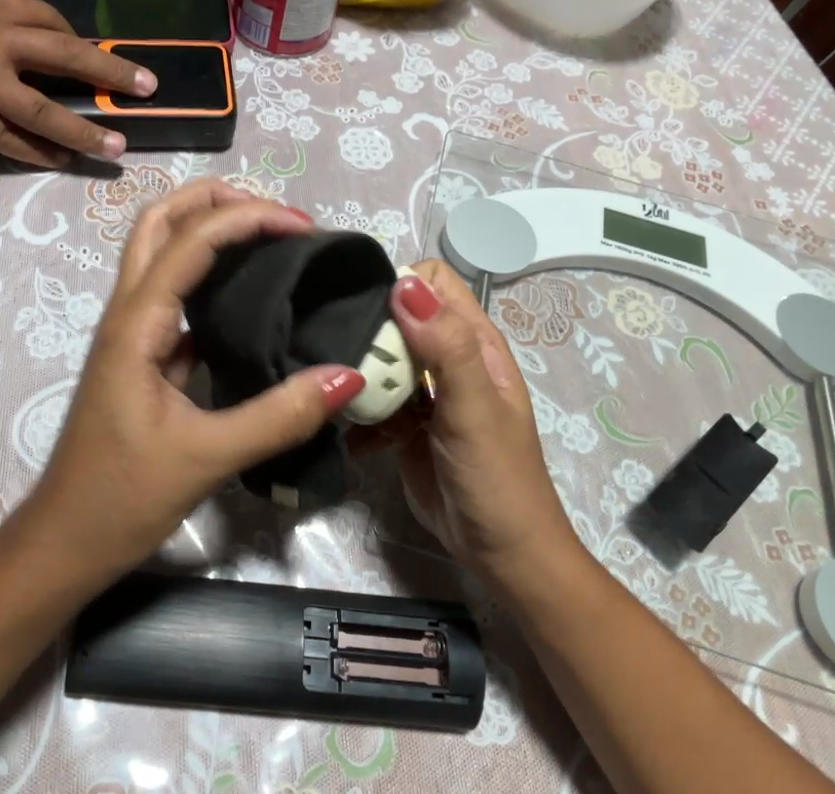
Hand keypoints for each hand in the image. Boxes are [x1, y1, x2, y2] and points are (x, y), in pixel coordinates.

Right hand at [0, 0, 151, 166]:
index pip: (47, 17)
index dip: (77, 38)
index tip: (97, 54)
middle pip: (63, 56)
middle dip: (109, 73)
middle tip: (146, 88)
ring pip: (43, 110)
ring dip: (84, 131)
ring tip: (117, 147)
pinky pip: (7, 140)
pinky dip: (37, 153)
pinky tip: (61, 162)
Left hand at [21, 181, 367, 578]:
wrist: (65, 541)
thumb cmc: (121, 498)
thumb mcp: (206, 457)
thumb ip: (278, 416)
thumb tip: (349, 376)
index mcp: (136, 325)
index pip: (190, 240)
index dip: (248, 217)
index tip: (305, 227)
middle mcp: (128, 315)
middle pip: (160, 223)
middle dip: (215, 200)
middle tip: (278, 216)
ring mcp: (134, 336)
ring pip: (163, 255)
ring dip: (211, 231)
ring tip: (273, 241)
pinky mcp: (145, 360)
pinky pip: (178, 298)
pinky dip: (214, 279)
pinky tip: (256, 301)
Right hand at [358, 262, 585, 585]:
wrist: (498, 550)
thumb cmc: (495, 475)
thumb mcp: (474, 407)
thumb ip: (445, 346)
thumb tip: (404, 284)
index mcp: (474, 343)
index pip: (432, 283)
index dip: (400, 285)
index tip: (364, 308)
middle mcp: (448, 359)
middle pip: (399, 318)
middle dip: (368, 327)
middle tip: (338, 351)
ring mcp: (425, 394)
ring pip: (381, 359)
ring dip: (360, 372)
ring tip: (336, 391)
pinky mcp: (403, 426)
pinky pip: (373, 403)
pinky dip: (360, 414)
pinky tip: (349, 433)